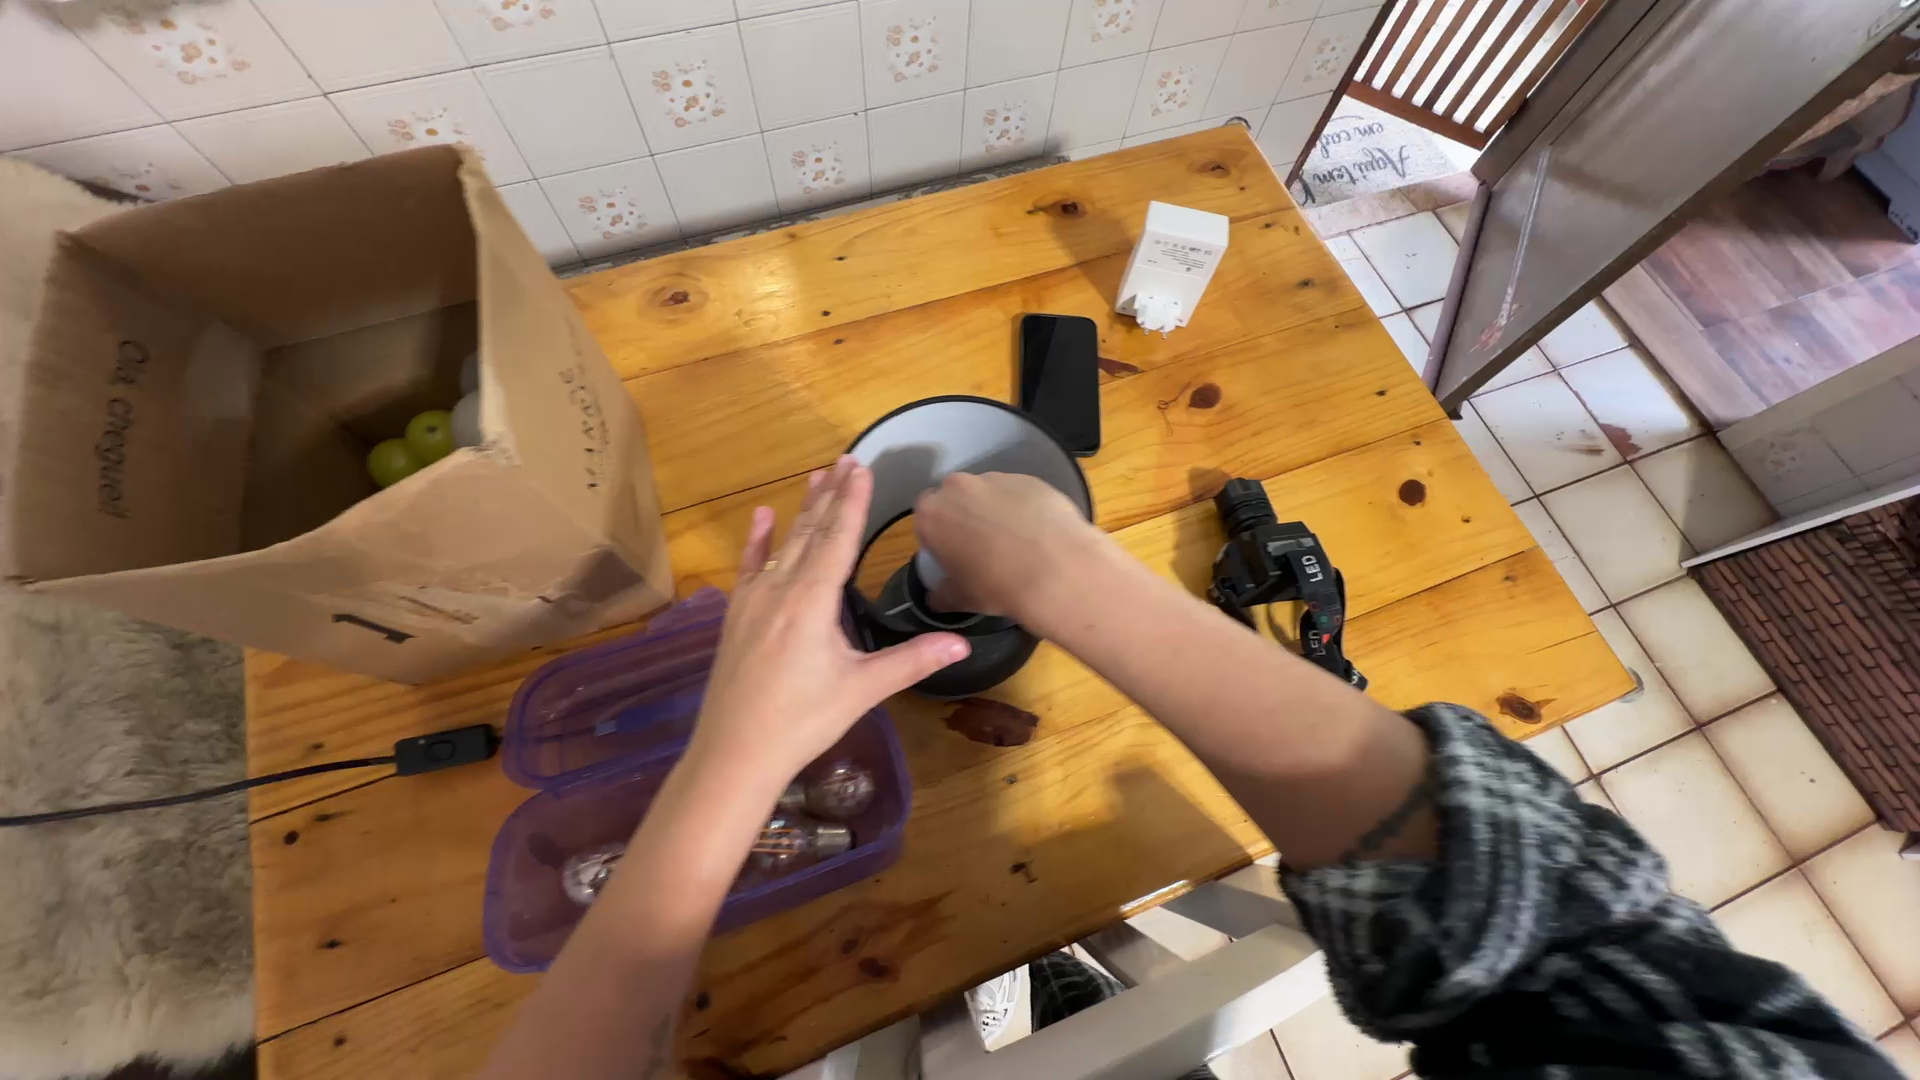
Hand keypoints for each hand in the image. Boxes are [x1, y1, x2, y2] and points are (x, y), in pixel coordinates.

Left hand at [688, 457, 970, 789]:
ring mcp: (753, 600)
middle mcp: (781, 590)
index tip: (862, 467)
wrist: (733, 754)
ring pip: (783, 544)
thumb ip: (912, 662)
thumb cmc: (802, 722)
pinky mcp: (737, 616)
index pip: (838, 540)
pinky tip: (763, 515)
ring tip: (817, 475)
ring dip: (803, 510)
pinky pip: (750, 567)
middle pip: (811, 533)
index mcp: (812, 602)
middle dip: (831, 495)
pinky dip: (758, 540)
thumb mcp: (861, 690)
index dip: (853, 502)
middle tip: (846, 458)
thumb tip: (963, 644)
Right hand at [912, 472, 1113, 626]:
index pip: (925, 516)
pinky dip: (1023, 507)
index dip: (939, 533)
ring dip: (995, 509)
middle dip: (965, 515)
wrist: (1057, 570)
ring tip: (1016, 539)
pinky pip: (1018, 492)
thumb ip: (942, 595)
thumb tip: (935, 598)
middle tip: (982, 545)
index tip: (953, 551)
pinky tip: (1038, 531)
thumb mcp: (963, 599)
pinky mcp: (1029, 478)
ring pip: (987, 492)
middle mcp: (959, 487)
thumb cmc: (999, 585)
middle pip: (955, 498)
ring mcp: (996, 478)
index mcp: (932, 514)